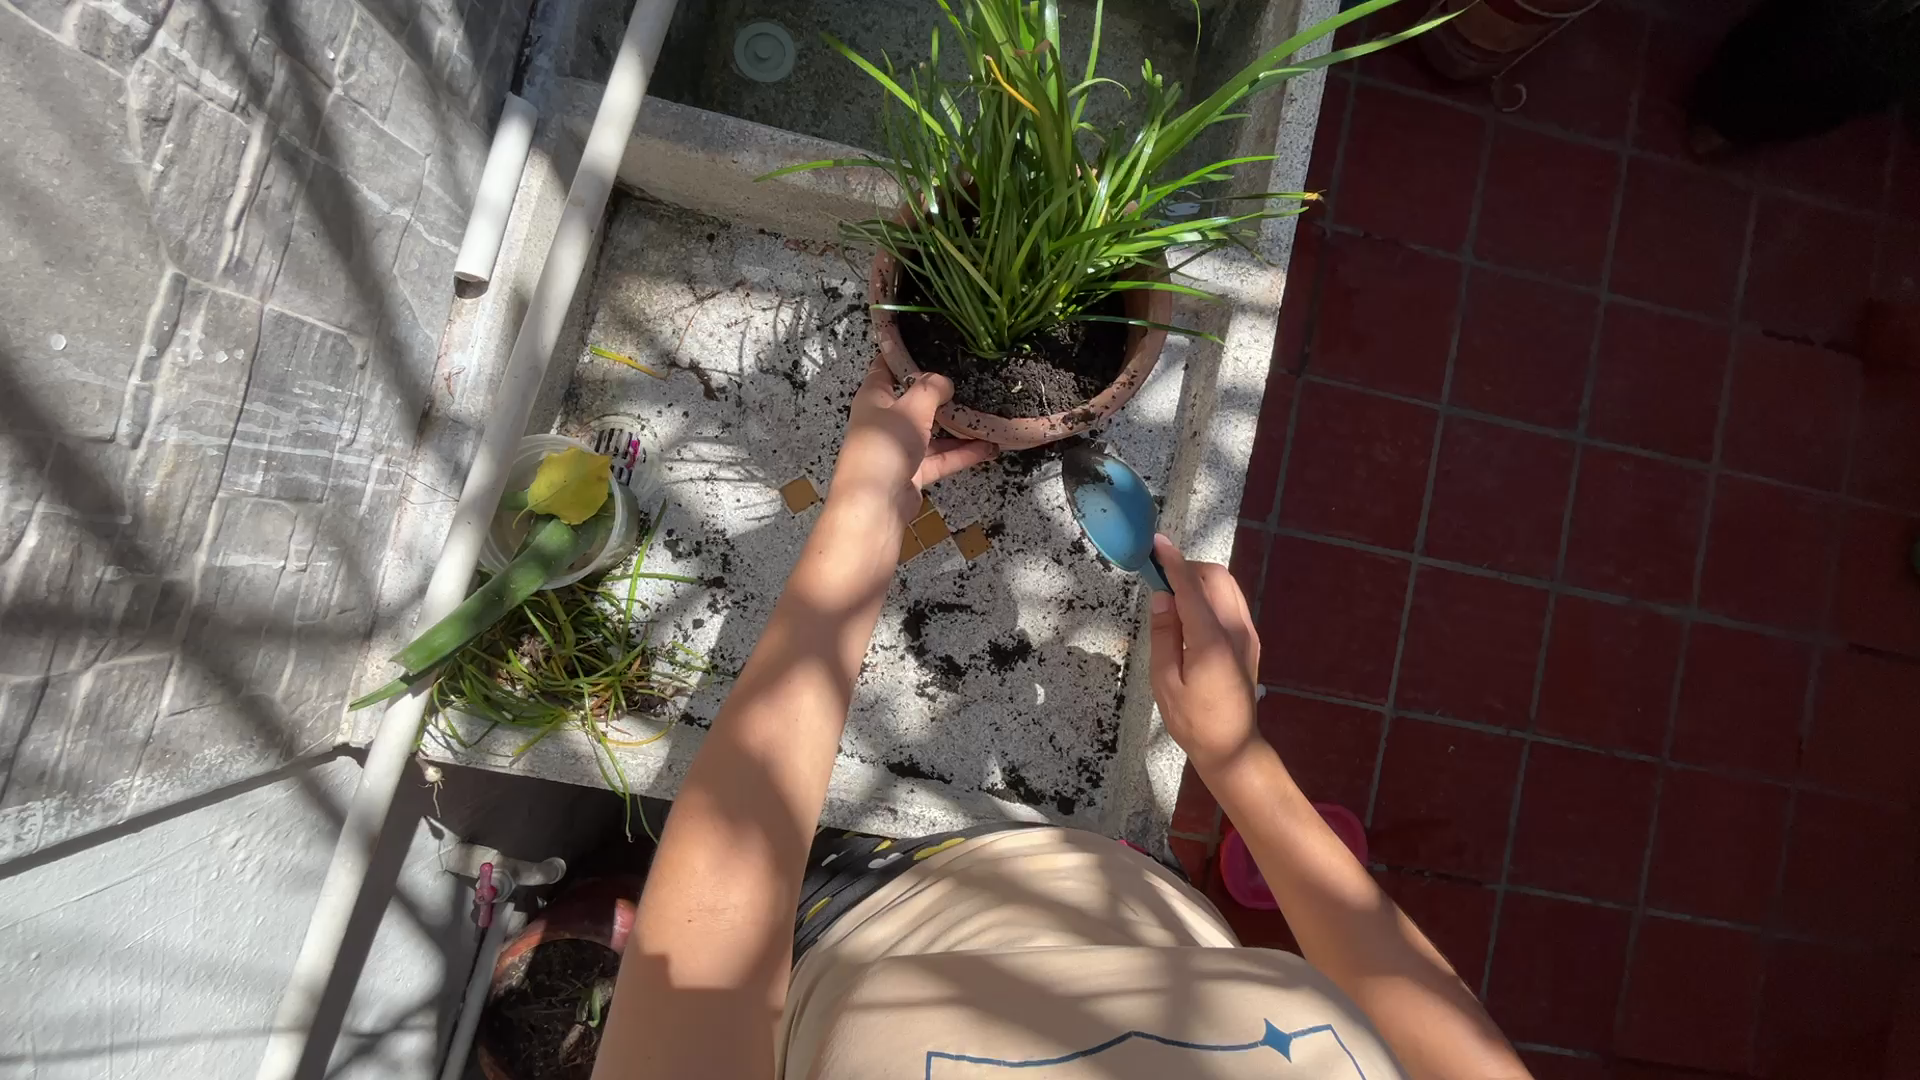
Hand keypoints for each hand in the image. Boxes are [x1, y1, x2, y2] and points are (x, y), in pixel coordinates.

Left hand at [831, 357, 997, 519]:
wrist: (875, 503)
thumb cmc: (885, 445)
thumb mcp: (911, 407)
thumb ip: (931, 389)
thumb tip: (945, 381)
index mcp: (874, 397)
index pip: (886, 366)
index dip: (903, 352)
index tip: (929, 341)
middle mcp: (886, 420)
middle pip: (915, 401)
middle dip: (941, 393)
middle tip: (970, 379)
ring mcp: (900, 448)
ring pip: (933, 432)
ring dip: (958, 427)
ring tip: (987, 417)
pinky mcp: (913, 472)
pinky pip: (942, 458)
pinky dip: (962, 454)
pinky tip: (988, 448)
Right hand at [1148, 535, 1262, 776]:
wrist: (1232, 746)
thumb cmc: (1192, 720)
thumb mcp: (1164, 681)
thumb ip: (1164, 635)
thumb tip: (1162, 597)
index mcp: (1211, 640)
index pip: (1190, 587)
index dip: (1172, 561)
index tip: (1157, 542)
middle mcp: (1236, 629)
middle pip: (1216, 577)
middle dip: (1187, 567)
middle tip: (1159, 578)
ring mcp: (1247, 634)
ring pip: (1226, 586)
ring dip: (1199, 579)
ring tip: (1172, 596)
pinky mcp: (1249, 640)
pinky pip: (1230, 602)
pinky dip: (1208, 595)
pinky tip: (1189, 614)